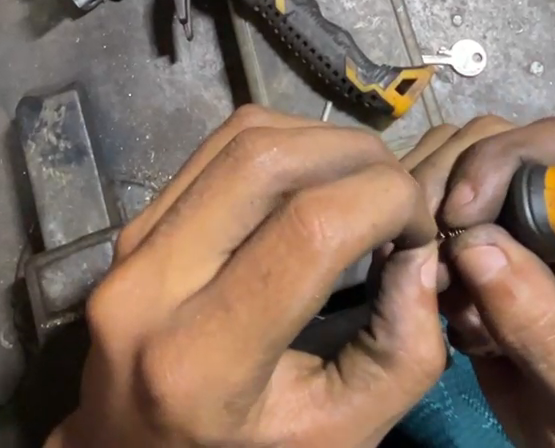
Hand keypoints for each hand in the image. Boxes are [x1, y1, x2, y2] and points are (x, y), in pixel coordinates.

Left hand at [51, 106, 447, 446]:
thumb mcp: (338, 440)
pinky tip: (312, 175)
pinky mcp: (135, 220)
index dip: (387, 203)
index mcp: (200, 361)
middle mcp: (151, 284)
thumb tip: (420, 251)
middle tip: (398, 192)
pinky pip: (215, 147)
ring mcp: (133, 243)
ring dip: (318, 139)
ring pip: (239, 137)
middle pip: (267, 160)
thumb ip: (400, 355)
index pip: (310, 228)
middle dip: (355, 155)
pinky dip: (280, 142)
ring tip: (362, 179)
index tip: (420, 230)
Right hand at [401, 117, 554, 447]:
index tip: (463, 210)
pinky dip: (428, 234)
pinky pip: (450, 205)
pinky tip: (433, 286)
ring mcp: (538, 222)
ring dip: (437, 207)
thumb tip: (473, 245)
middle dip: (459, 182)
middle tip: (430, 236)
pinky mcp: (501, 241)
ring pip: (471, 166)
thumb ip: (542, 323)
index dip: (510, 158)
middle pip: (509, 146)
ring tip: (433, 273)